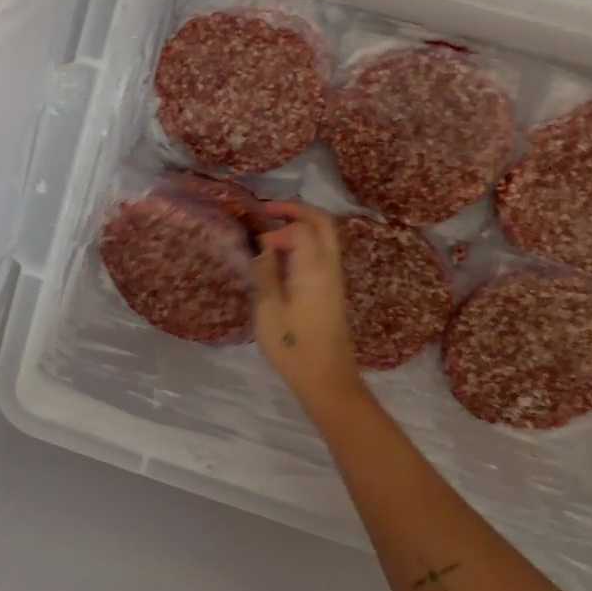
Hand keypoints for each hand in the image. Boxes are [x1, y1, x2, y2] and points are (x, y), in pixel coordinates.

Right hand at [253, 202, 363, 406]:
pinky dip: (304, 244)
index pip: (301, 227)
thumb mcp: (269, 308)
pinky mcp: (332, 291)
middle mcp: (330, 266)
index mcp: (314, 267)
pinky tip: (282, 258)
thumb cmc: (293, 345)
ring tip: (271, 232)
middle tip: (268, 210)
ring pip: (325, 237)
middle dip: (296, 210)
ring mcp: (334, 278)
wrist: (327, 379)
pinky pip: (322, 253)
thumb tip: (263, 246)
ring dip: (301, 226)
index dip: (277, 228)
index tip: (256, 244)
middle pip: (322, 222)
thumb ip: (265, 272)